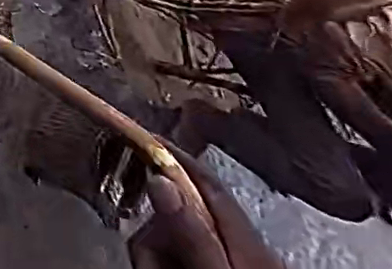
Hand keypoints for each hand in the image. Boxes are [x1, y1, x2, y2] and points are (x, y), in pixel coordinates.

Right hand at [129, 147, 284, 268]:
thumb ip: (193, 236)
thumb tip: (159, 178)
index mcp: (254, 248)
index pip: (208, 184)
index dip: (173, 156)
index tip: (137, 135)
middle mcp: (251, 253)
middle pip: (189, 211)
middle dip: (157, 224)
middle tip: (147, 260)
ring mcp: (240, 267)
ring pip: (183, 236)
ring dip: (159, 251)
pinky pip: (188, 256)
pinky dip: (170, 262)